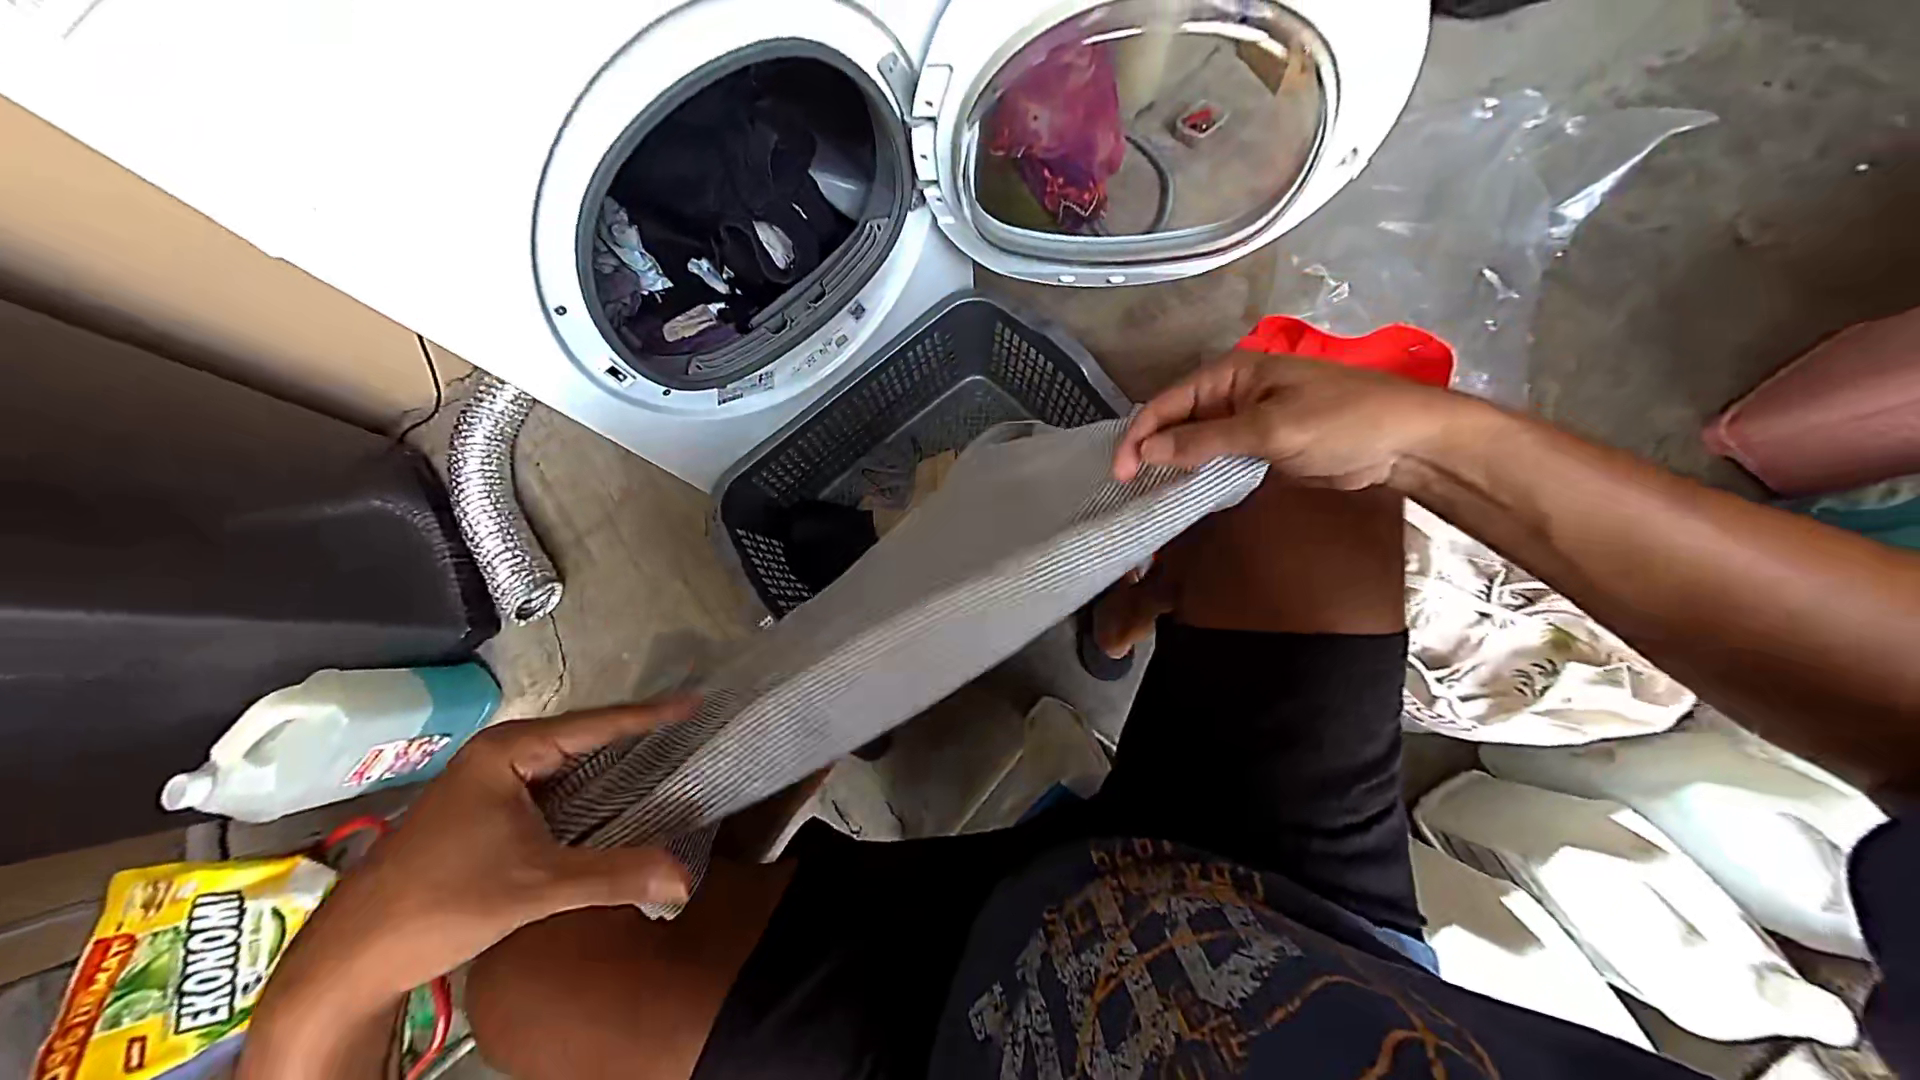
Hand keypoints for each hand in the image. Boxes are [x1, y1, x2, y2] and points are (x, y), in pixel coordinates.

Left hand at [242, 703, 694, 1078]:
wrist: (347, 962)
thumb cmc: (438, 907)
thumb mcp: (536, 889)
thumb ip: (615, 876)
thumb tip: (684, 879)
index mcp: (508, 752)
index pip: (596, 725)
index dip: (650, 715)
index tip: (693, 700)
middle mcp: (497, 753)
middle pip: (582, 735)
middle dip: (635, 732)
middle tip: (686, 724)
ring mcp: (486, 779)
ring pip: (565, 759)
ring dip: (611, 758)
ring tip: (664, 750)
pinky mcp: (482, 806)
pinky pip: (550, 781)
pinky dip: (587, 783)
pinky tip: (613, 792)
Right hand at [1112, 351, 1490, 489]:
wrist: (1407, 442)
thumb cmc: (1342, 421)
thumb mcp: (1270, 429)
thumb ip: (1206, 440)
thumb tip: (1148, 451)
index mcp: (1230, 373)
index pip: (1168, 402)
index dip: (1139, 435)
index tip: (1122, 471)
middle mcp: (1230, 392)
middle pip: (1174, 420)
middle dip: (1148, 449)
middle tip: (1126, 485)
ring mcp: (1244, 419)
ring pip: (1191, 440)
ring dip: (1168, 462)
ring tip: (1143, 490)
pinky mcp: (1258, 445)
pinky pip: (1214, 456)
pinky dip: (1195, 472)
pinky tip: (1178, 490)